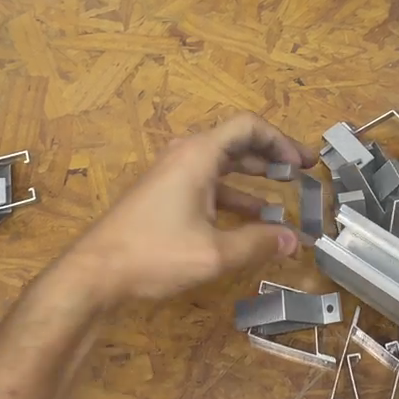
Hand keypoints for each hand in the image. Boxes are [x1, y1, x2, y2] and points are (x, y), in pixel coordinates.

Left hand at [60, 113, 317, 307]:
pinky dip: (233, 193)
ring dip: (254, 175)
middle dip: (272, 154)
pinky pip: (209, 181)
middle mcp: (187, 154)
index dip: (281, 139)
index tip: (303, 162)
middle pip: (237, 141)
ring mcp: (174, 172)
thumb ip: (258, 243)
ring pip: (223, 163)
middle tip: (301, 172)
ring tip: (284, 193)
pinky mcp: (166, 192)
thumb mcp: (214, 252)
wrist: (96, 271)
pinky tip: (251, 218)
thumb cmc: (154, 253)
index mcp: (199, 154)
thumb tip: (293, 241)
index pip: (248, 126)